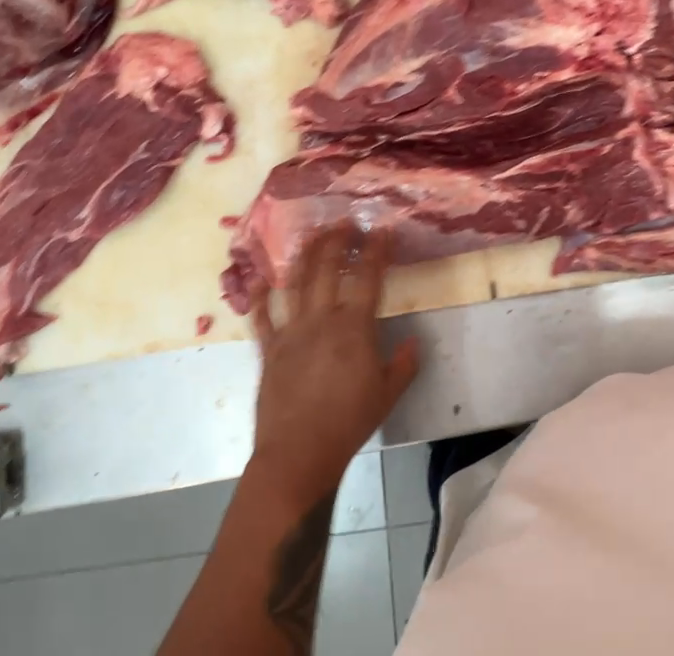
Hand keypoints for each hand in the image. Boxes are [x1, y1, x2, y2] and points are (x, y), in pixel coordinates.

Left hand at [248, 223, 418, 506]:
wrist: (298, 452)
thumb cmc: (349, 422)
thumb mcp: (388, 393)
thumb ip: (405, 363)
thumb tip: (413, 342)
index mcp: (354, 327)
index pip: (368, 277)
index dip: (377, 250)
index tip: (382, 229)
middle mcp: (321, 320)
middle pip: (328, 269)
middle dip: (337, 241)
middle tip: (344, 221)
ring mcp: (290, 332)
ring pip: (296, 283)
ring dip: (304, 255)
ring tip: (311, 235)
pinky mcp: (268, 349)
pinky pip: (262, 317)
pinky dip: (260, 296)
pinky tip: (261, 280)